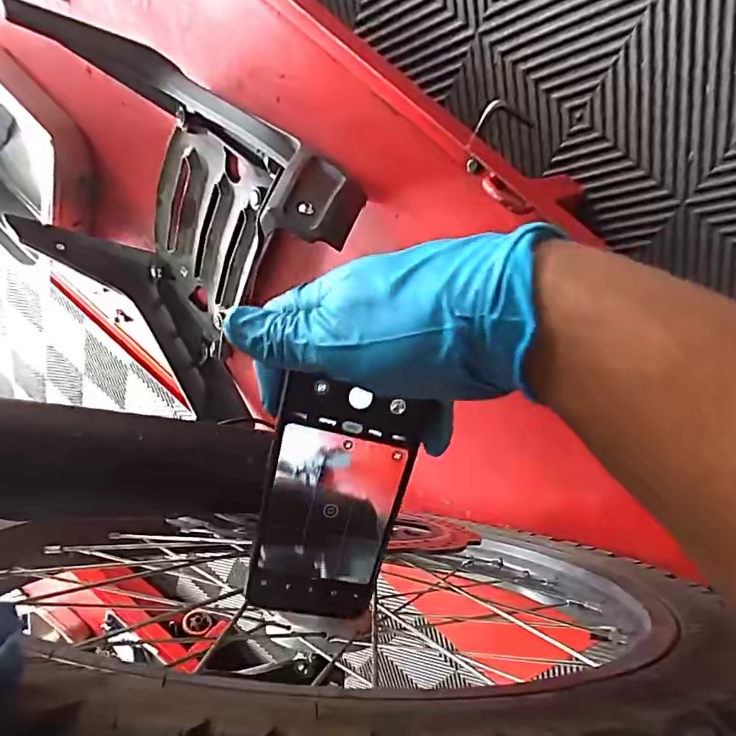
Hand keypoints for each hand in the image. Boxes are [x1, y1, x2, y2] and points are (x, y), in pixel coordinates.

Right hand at [225, 223, 561, 453]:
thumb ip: (285, 337)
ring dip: (377, 411)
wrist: (500, 320)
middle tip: (331, 423)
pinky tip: (424, 431)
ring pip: (376, 381)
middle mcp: (368, 314)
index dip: (274, 371)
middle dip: (330, 398)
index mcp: (333, 304)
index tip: (277, 402)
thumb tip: (235, 323)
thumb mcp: (334, 339)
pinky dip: (420, 415)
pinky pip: (420, 391)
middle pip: (332, 362)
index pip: (283, 333)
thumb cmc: (425, 322)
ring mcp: (407, 334)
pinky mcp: (440, 355)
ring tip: (383, 430)